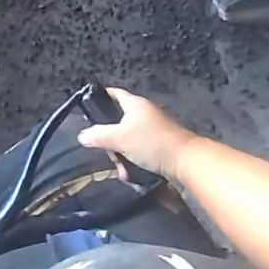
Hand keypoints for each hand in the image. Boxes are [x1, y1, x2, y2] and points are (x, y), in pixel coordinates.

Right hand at [77, 88, 198, 183]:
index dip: (101, 98)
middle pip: (119, 121)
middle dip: (111, 140)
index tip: (89, 108)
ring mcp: (154, 128)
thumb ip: (98, 136)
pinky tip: (132, 174)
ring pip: (129, 140)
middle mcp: (145, 112)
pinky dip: (134, 161)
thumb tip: (82, 135)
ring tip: (122, 170)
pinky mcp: (161, 144)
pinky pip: (141, 150)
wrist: (186, 160)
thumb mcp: (119, 138)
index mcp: (135, 103)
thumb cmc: (151, 142)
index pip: (114, 93)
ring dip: (122, 155)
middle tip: (108, 152)